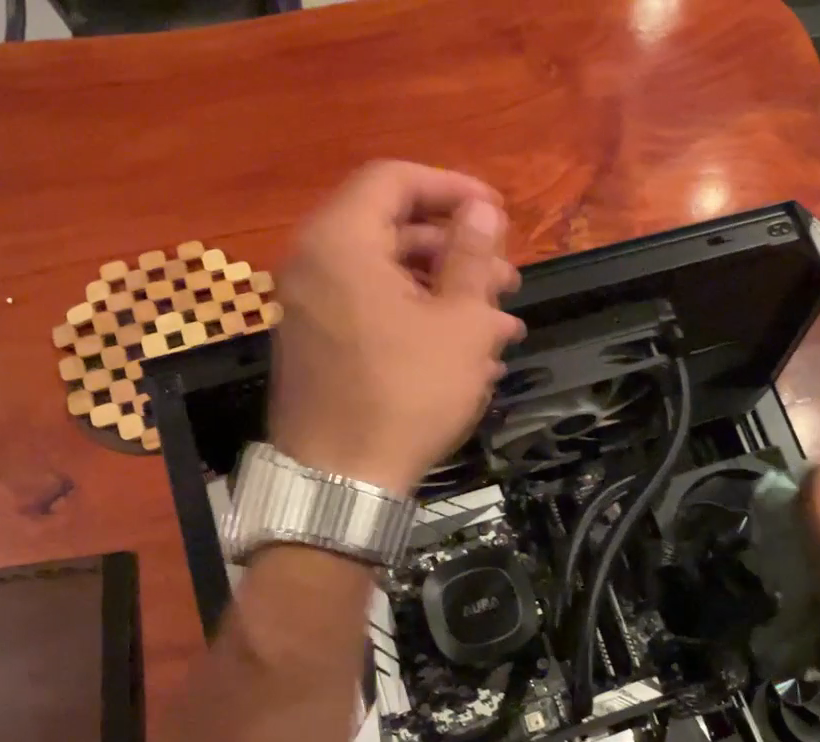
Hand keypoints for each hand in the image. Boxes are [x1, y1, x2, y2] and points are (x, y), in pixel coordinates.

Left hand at [268, 161, 524, 494]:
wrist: (340, 483)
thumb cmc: (407, 395)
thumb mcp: (458, 325)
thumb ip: (471, 258)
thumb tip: (481, 211)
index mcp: (341, 242)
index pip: (394, 181)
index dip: (451, 188)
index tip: (497, 215)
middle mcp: (315, 264)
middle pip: (393, 231)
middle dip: (458, 251)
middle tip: (507, 280)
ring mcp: (312, 309)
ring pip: (388, 278)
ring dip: (447, 293)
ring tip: (501, 327)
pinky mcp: (319, 348)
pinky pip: (372, 313)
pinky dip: (418, 320)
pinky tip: (467, 355)